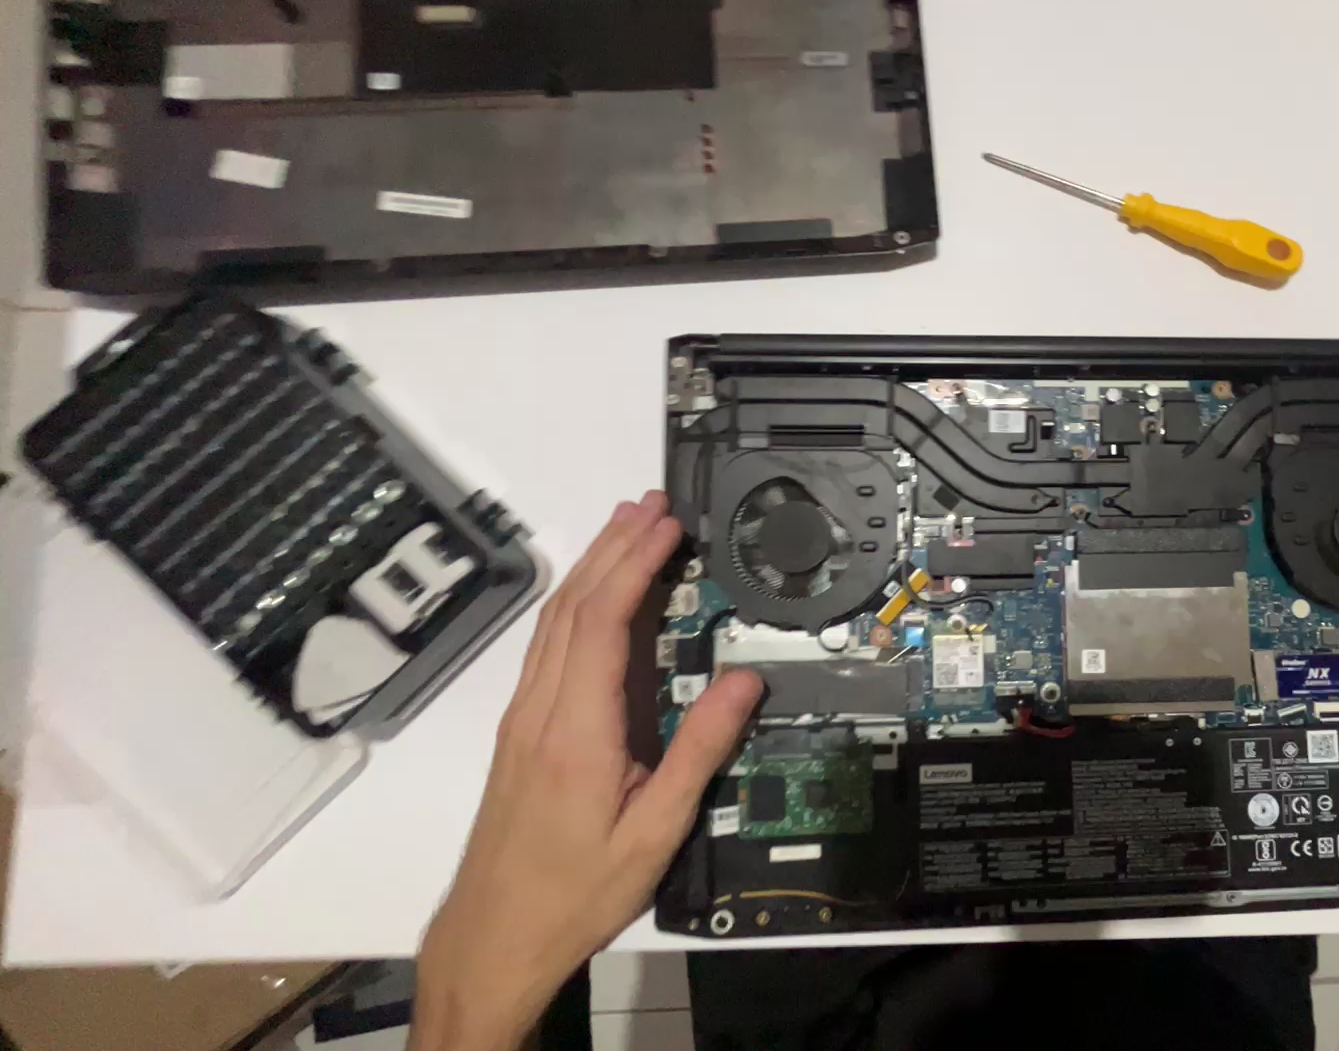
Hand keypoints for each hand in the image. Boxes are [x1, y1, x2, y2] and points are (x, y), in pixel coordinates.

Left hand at [411, 493, 761, 1050]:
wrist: (489, 941)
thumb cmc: (577, 890)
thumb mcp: (654, 833)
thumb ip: (700, 751)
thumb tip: (745, 678)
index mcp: (576, 730)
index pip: (601, 622)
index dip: (634, 564)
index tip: (668, 524)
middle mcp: (541, 708)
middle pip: (573, 606)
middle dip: (614, 545)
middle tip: (654, 502)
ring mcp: (524, 715)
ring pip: (555, 620)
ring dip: (593, 564)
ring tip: (630, 524)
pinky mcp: (522, 727)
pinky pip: (549, 643)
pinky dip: (579, 599)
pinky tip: (598, 589)